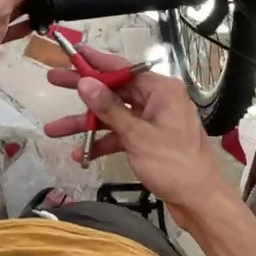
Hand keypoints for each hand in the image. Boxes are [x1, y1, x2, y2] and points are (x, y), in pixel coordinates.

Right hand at [42, 45, 236, 217]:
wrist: (200, 201)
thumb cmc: (175, 165)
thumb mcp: (137, 135)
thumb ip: (109, 108)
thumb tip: (85, 83)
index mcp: (161, 90)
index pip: (121, 68)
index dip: (93, 61)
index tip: (71, 53)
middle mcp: (157, 100)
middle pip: (114, 90)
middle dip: (83, 92)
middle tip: (54, 80)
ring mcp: (154, 120)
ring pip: (114, 115)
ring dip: (87, 124)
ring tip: (54, 129)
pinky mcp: (150, 140)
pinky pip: (121, 134)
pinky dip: (103, 142)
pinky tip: (82, 154)